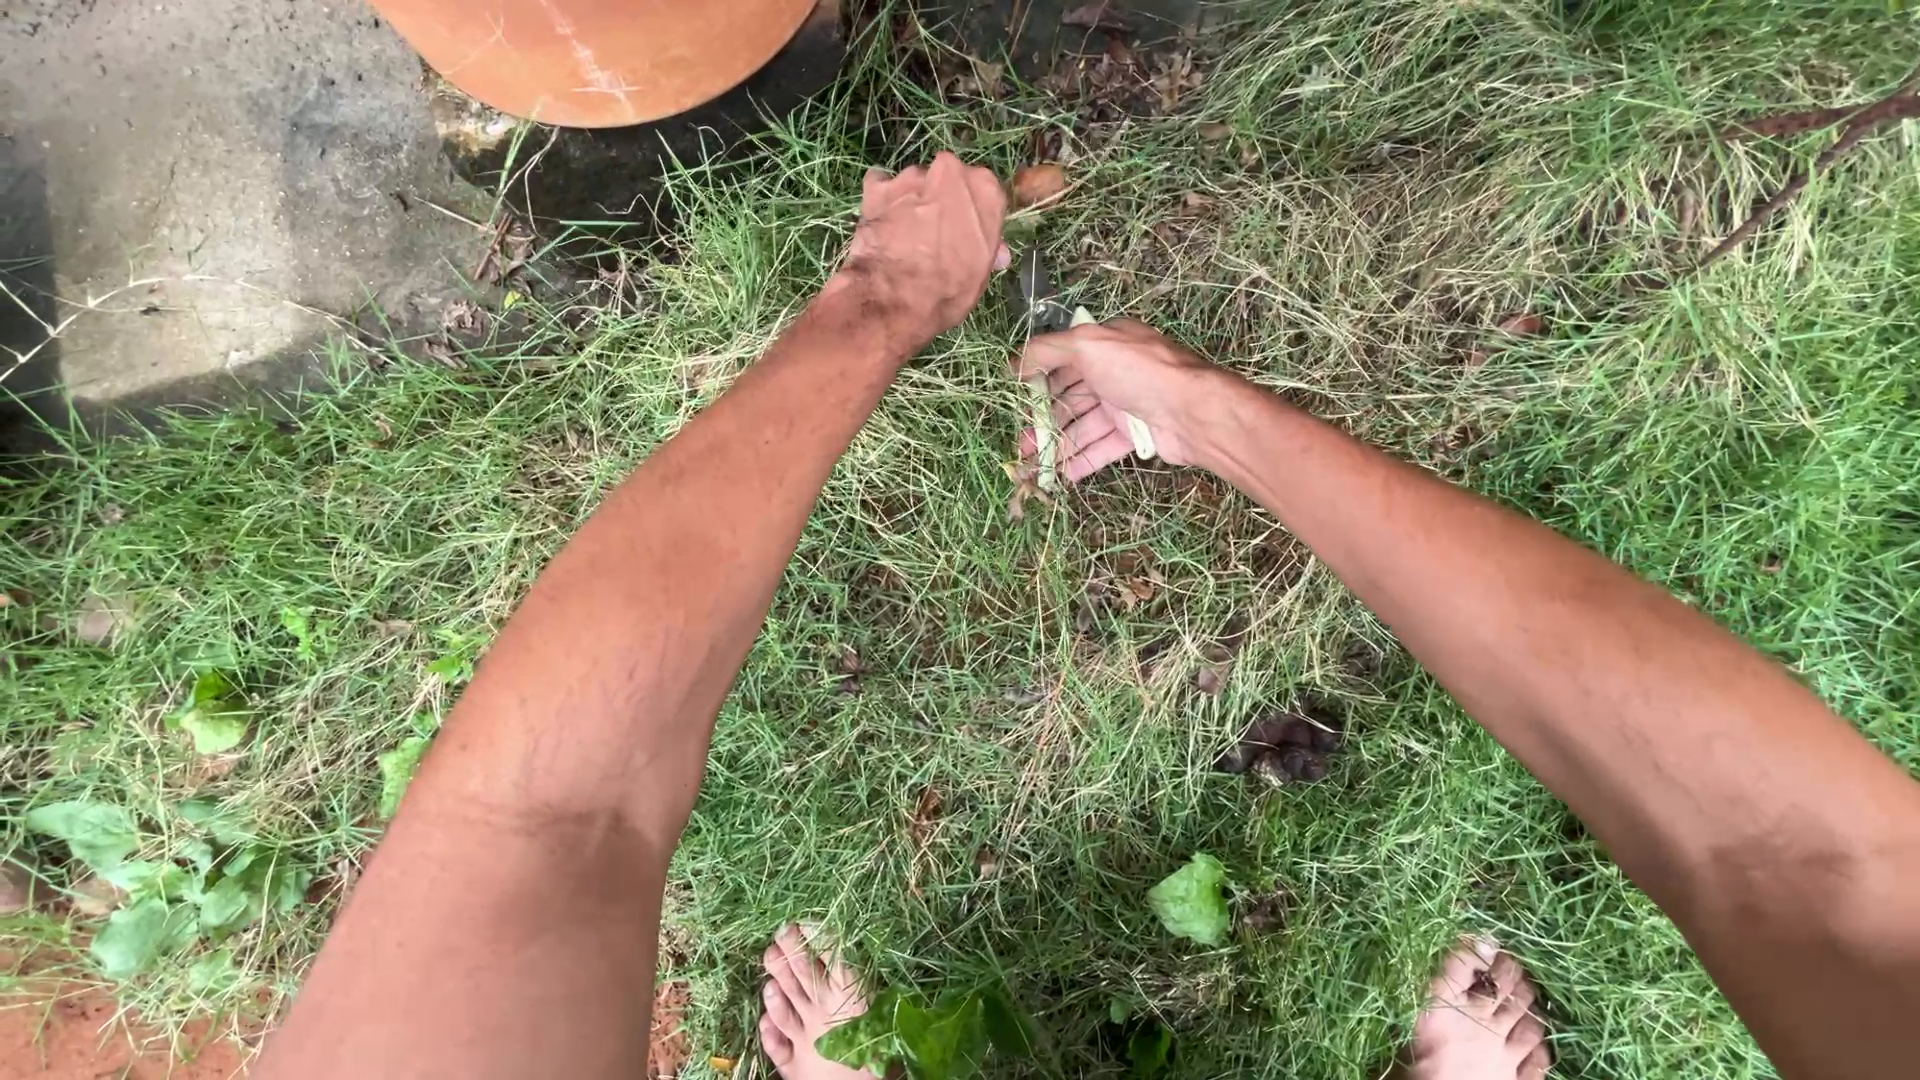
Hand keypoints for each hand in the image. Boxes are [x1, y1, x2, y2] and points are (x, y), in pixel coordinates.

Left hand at [836, 151, 1010, 347]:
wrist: (898, 298)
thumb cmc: (950, 289)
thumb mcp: (981, 274)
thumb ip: (987, 248)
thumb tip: (998, 251)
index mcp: (985, 189)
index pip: (983, 193)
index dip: (972, 215)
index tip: (965, 233)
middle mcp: (951, 171)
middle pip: (948, 180)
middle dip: (942, 202)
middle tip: (934, 235)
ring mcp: (911, 176)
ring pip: (915, 184)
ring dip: (912, 203)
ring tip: (905, 237)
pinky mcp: (877, 187)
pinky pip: (881, 186)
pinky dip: (882, 203)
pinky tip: (883, 227)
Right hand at [1016, 318, 1233, 480]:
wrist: (1191, 411)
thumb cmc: (1139, 371)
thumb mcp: (1087, 346)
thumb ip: (1047, 351)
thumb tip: (1014, 364)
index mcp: (1105, 344)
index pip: (1062, 360)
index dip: (1037, 380)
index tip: (1016, 401)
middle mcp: (1114, 372)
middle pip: (1069, 398)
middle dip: (1043, 421)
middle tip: (1021, 444)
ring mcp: (1125, 404)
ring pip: (1083, 426)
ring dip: (1057, 444)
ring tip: (1033, 465)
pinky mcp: (1134, 434)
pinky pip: (1102, 447)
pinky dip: (1081, 460)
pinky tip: (1062, 474)